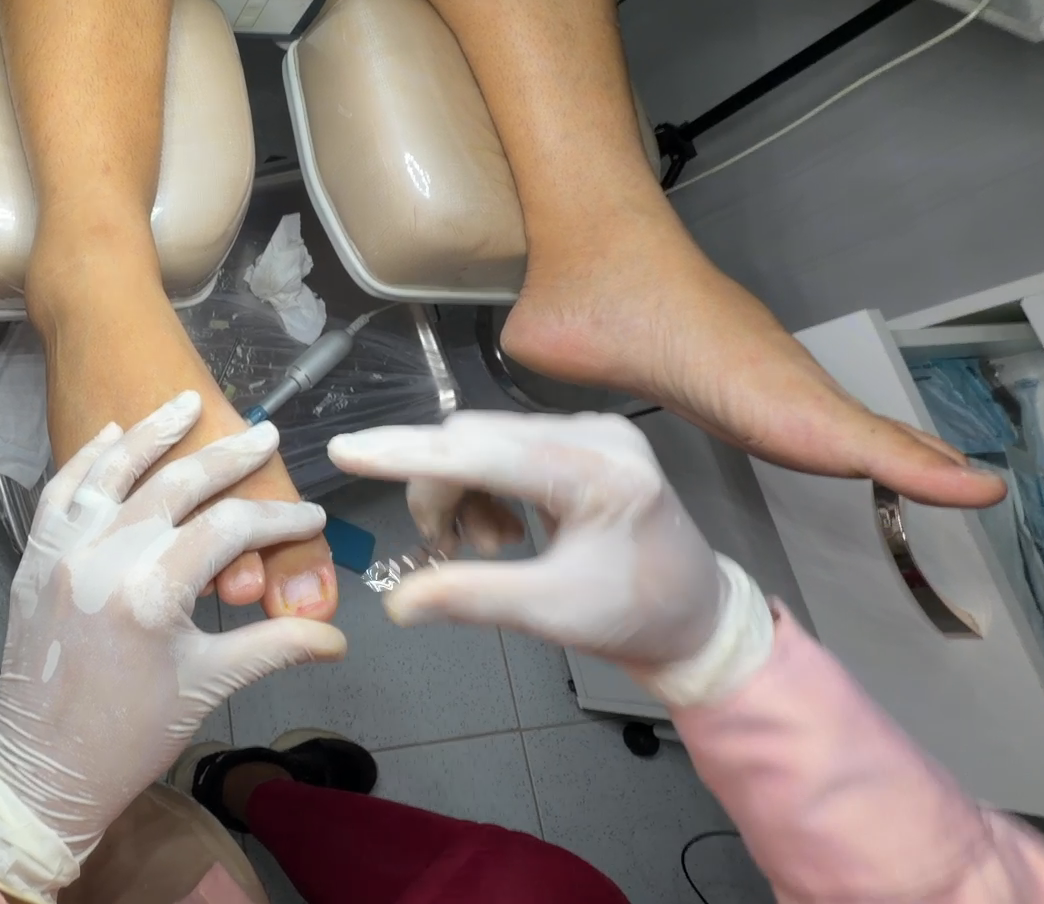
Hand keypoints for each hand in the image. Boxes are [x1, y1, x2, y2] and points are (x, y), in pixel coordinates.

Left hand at [0, 391, 346, 901]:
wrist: (41, 768)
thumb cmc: (131, 737)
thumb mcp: (207, 687)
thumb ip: (273, 646)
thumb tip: (338, 636)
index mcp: (152, 593)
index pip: (229, 530)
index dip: (279, 521)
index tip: (312, 517)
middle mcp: (103, 556)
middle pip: (176, 484)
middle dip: (228, 456)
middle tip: (265, 432)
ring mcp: (62, 550)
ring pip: (112, 471)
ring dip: (152, 431)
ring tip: (187, 401)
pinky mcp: (34, 555)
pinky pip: (60, 491)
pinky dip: (88, 458)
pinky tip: (111, 433)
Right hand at [327, 411, 771, 702]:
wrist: (699, 614)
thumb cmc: (634, 617)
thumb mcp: (552, 613)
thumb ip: (471, 596)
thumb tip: (395, 603)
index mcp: (598, 475)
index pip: (481, 453)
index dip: (406, 453)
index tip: (344, 451)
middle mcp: (592, 432)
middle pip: (470, 440)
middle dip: (437, 490)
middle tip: (438, 545)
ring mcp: (587, 426)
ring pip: (477, 440)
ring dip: (456, 489)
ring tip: (480, 544)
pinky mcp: (579, 433)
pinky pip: (497, 444)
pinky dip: (477, 483)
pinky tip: (500, 523)